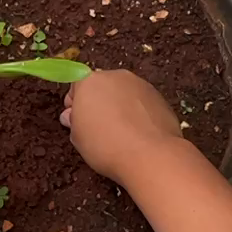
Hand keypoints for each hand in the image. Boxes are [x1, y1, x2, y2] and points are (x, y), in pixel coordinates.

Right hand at [60, 69, 187, 185]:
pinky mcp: (160, 97)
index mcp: (90, 82)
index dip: (75, 102)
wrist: (149, 154)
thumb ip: (73, 121)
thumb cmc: (106, 145)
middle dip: (98, 102)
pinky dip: (138, 113)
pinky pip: (141, 102)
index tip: (75, 119)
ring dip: (119, 106)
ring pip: (124, 93)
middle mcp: (116, 76)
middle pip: (102, 86)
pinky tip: (137, 134)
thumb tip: (72, 115)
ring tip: (120, 132)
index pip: (77, 85)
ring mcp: (140, 85)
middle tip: (97, 126)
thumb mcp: (78, 137)